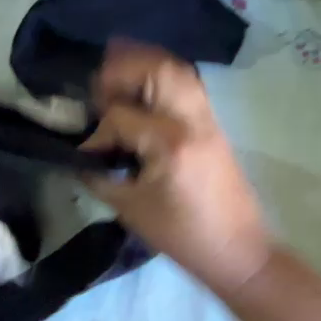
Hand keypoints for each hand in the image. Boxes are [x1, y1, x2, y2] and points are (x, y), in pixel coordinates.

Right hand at [80, 41, 272, 294]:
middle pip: (155, 69)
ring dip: (142, 67)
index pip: (120, 116)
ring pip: (175, 69)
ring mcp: (207, 118)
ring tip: (117, 80)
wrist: (240, 254)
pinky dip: (160, 76)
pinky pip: (186, 82)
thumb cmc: (183, 237)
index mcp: (170, 144)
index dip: (98, 133)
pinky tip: (141, 88)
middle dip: (120, 71)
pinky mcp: (212, 123)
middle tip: (99, 90)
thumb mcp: (131, 209)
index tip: (88, 153)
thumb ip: (100, 175)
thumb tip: (80, 154)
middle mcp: (191, 121)